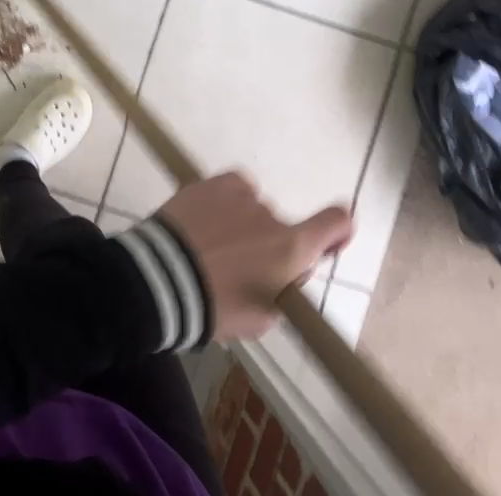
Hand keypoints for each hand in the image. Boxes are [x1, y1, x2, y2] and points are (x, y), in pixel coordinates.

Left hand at [156, 172, 353, 340]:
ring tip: (211, 246)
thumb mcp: (262, 317)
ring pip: (252, 211)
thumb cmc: (216, 307)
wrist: (162, 280)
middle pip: (282, 228)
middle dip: (268, 245)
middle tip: (237, 267)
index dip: (338, 228)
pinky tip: (208, 220)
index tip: (330, 238)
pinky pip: (233, 188)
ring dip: (242, 225)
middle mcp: (272, 215)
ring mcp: (241, 195)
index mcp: (292, 249)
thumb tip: (285, 275)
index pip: (337, 221)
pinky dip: (226, 201)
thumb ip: (283, 293)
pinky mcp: (212, 183)